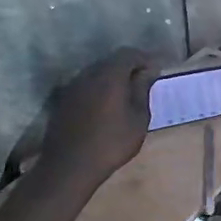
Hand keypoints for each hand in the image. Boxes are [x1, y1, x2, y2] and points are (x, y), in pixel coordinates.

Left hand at [40, 49, 155, 182]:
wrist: (69, 166)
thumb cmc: (112, 143)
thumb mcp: (138, 118)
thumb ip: (142, 90)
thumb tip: (149, 70)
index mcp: (109, 75)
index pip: (129, 54)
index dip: (145, 58)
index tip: (157, 71)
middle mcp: (88, 74)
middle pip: (111, 60)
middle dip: (129, 67)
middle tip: (144, 82)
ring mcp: (72, 86)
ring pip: (97, 72)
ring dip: (113, 78)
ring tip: (127, 95)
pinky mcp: (64, 100)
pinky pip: (86, 85)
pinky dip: (100, 88)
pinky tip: (107, 106)